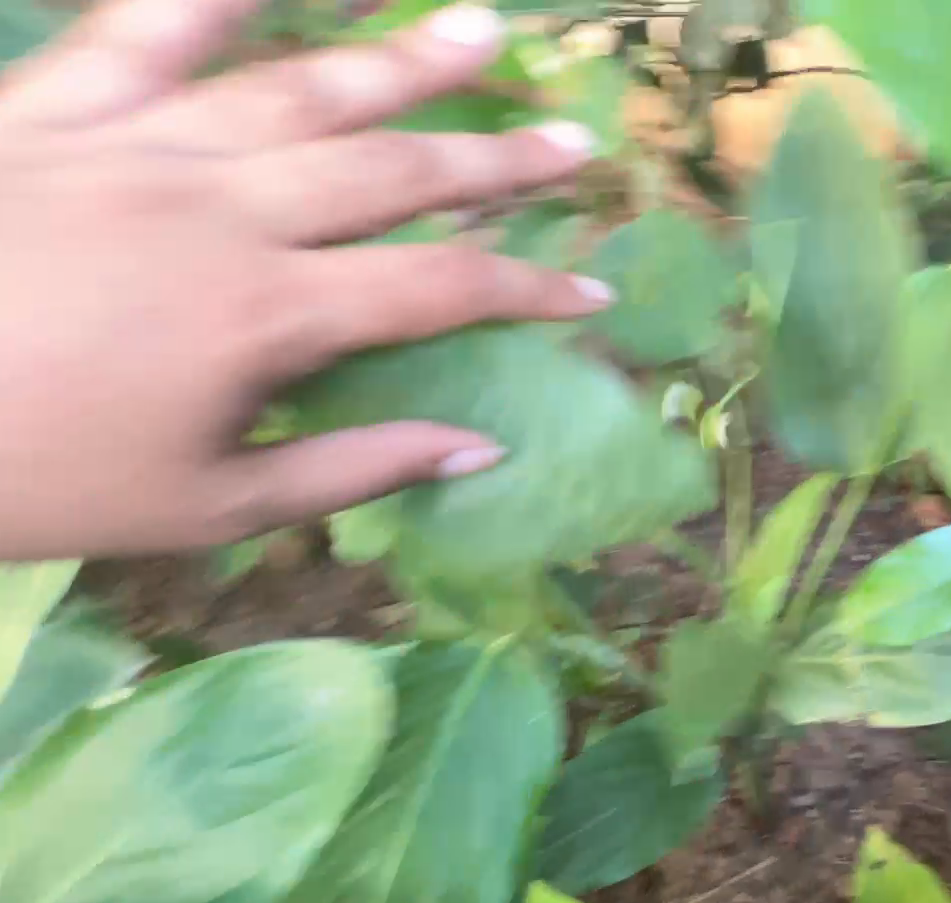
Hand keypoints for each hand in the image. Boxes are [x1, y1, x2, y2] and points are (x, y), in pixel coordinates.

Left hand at [0, 0, 608, 559]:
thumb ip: (358, 469)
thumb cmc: (19, 477)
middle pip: (396, 172)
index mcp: (268, 314)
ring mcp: (130, 151)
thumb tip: (480, 450)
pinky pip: (138, 35)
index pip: (446, 289)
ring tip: (481, 30)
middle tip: (573, 143)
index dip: (533, 290)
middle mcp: (219, 213)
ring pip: (300, 90)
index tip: (592, 295)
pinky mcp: (44, 116)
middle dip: (500, 160)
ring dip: (405, 62)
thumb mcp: (214, 507)